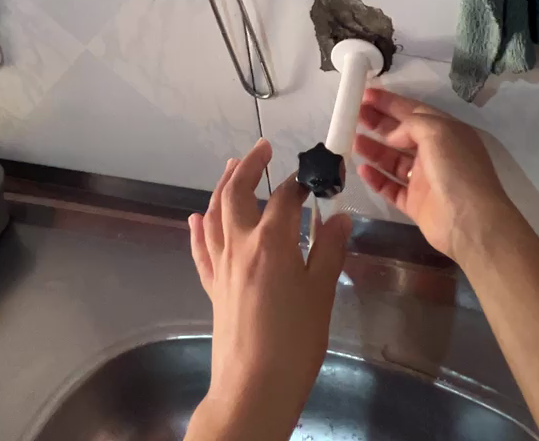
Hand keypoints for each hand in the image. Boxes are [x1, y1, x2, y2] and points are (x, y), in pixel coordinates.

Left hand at [187, 138, 351, 440]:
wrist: (253, 390)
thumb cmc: (294, 342)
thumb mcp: (321, 294)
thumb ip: (329, 250)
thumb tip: (341, 216)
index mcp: (271, 242)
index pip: (284, 197)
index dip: (301, 182)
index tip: (316, 175)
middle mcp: (240, 245)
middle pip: (237, 193)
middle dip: (249, 165)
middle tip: (262, 148)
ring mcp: (222, 266)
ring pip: (215, 214)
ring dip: (222, 186)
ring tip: (230, 166)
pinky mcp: (213, 288)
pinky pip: (201, 250)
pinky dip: (199, 229)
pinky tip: (196, 218)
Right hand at [355, 89, 521, 261]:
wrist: (471, 222)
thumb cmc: (457, 169)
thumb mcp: (437, 131)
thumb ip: (411, 124)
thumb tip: (393, 136)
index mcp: (445, 131)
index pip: (413, 111)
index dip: (389, 102)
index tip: (364, 94)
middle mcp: (435, 153)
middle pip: (401, 134)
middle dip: (377, 122)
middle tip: (353, 115)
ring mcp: (425, 179)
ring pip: (393, 160)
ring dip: (373, 149)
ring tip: (352, 140)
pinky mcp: (416, 203)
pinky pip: (391, 187)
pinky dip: (376, 178)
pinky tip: (362, 170)